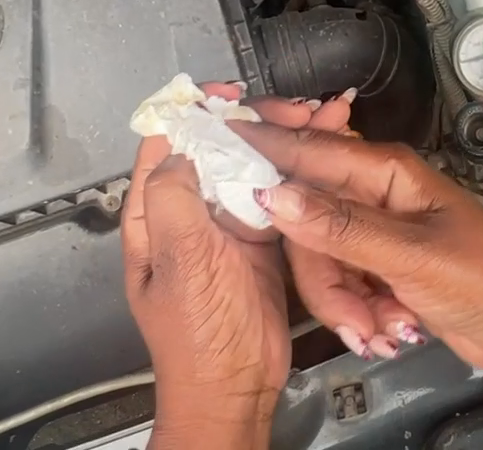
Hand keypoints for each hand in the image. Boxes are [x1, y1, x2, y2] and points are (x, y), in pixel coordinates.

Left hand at [122, 84, 355, 446]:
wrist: (238, 388)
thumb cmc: (198, 333)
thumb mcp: (178, 263)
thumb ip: (173, 200)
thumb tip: (183, 145)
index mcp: (155, 213)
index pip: (166, 143)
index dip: (195, 111)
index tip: (231, 94)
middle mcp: (190, 208)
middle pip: (218, 146)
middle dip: (255, 120)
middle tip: (295, 109)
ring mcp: (228, 220)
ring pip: (252, 163)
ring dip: (284, 137)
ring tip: (321, 116)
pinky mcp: (263, 233)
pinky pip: (277, 190)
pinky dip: (300, 167)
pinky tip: (327, 150)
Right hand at [235, 125, 482, 372]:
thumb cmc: (481, 276)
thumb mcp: (410, 253)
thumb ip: (341, 226)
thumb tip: (276, 195)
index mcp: (384, 170)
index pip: (311, 150)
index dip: (265, 148)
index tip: (217, 146)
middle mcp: (372, 193)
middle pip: (308, 222)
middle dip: (324, 275)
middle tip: (352, 315)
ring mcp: (372, 230)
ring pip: (321, 260)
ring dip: (346, 302)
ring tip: (385, 327)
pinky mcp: (375, 263)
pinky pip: (340, 282)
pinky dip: (358, 310)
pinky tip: (393, 326)